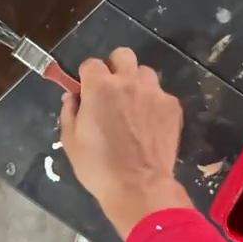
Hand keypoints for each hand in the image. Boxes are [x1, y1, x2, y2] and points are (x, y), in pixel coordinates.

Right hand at [60, 47, 192, 236]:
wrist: (139, 186)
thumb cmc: (98, 166)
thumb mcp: (71, 141)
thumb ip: (70, 112)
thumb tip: (72, 96)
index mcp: (99, 87)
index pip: (91, 64)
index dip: (87, 77)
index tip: (87, 92)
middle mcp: (128, 82)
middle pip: (122, 55)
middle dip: (115, 68)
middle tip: (111, 91)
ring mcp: (154, 92)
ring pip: (145, 73)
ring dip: (137, 83)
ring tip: (133, 106)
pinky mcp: (172, 106)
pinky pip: (161, 94)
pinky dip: (153, 103)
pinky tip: (149, 123)